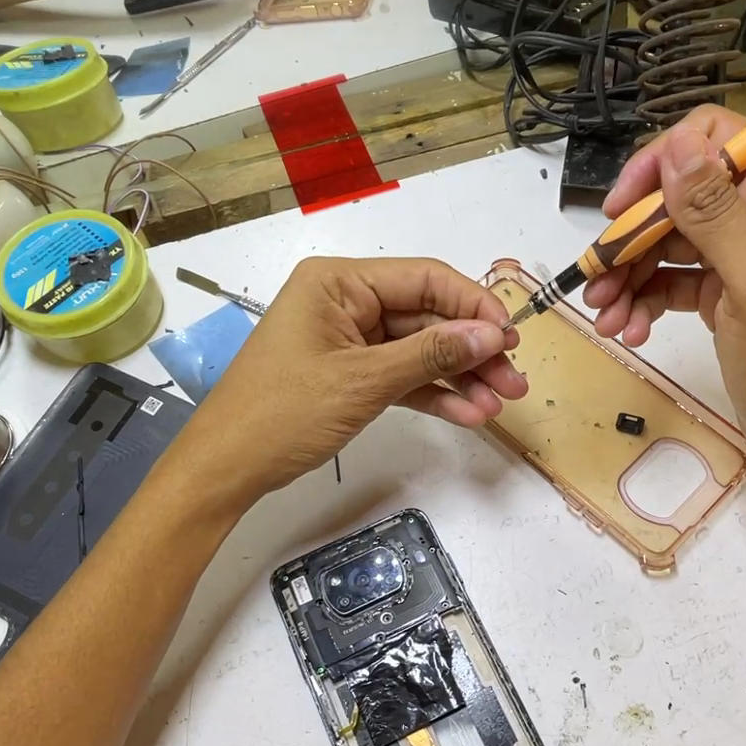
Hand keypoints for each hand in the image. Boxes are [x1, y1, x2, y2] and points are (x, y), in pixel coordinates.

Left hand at [176, 256, 525, 503]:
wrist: (230, 466)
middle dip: (473, 352)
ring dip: (460, 378)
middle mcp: (348, 302)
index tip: (511, 338)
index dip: (474, 306)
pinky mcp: (352, 375)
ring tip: (500, 406)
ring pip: (420, 351)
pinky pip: (402, 378)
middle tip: (516, 383)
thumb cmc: (285, 412)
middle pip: (428, 317)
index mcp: (340, 282)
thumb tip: (493, 334)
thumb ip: (431, 354)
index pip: (425, 279)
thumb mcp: (364, 381)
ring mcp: (350, 341)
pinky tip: (468, 415)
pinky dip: (433, 396)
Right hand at [582, 106, 745, 465]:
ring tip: (606, 319)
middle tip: (597, 281)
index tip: (620, 211)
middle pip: (677, 198)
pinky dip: (644, 303)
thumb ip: (716, 212)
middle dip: (632, 239)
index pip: (712, 142)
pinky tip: (630, 332)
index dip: (660, 166)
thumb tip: (675, 147)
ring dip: (629, 278)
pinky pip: (670, 283)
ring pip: (666, 243)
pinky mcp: (720, 294)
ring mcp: (738, 257)